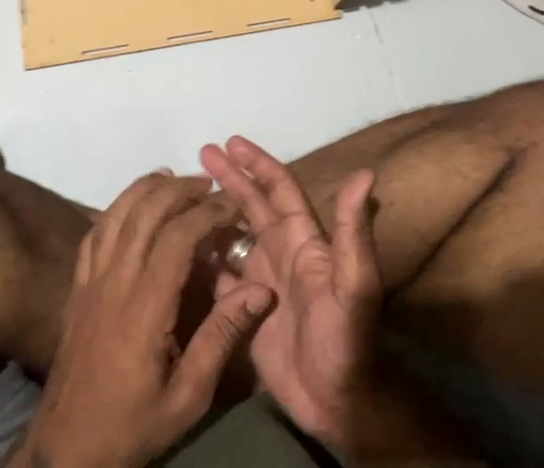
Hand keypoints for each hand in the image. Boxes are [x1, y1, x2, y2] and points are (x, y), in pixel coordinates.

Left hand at [13, 172, 273, 467]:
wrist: (66, 450)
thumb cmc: (132, 426)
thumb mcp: (188, 396)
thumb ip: (221, 337)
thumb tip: (260, 289)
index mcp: (144, 309)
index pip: (176, 237)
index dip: (207, 211)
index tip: (233, 205)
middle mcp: (113, 284)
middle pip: (143, 214)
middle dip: (179, 190)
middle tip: (210, 185)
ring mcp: (89, 284)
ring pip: (114, 216)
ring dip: (145, 189)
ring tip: (176, 179)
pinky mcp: (76, 291)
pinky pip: (93, 235)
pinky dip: (115, 209)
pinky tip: (133, 205)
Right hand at [199, 137, 380, 448]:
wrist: (333, 401)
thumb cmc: (346, 340)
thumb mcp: (355, 284)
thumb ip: (354, 232)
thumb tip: (365, 173)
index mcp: (305, 241)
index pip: (280, 190)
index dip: (258, 164)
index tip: (231, 142)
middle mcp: (282, 253)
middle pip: (252, 205)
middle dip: (229, 177)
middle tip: (200, 152)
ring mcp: (261, 281)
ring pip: (232, 236)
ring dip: (212, 212)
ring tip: (182, 195)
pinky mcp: (245, 309)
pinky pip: (219, 275)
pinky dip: (201, 257)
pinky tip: (178, 247)